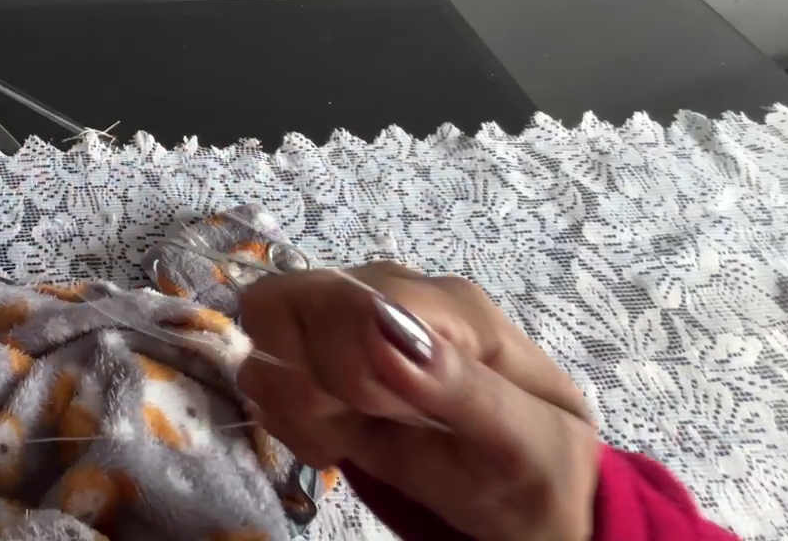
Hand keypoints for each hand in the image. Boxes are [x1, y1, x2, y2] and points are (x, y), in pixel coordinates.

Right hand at [237, 263, 601, 540]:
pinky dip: (283, 413)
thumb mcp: (531, 446)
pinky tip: (329, 434)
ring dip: (292, 400)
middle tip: (366, 428)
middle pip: (285, 304)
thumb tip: (387, 328)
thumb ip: (468, 389)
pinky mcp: (304, 345)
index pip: (347, 299)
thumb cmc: (532, 469)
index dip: (350, 367)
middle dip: (315, 386)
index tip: (394, 416)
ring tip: (343, 435)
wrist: (512, 497)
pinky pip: (255, 362)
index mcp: (439, 302)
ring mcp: (333, 313)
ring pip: (260, 326)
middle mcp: (373, 290)